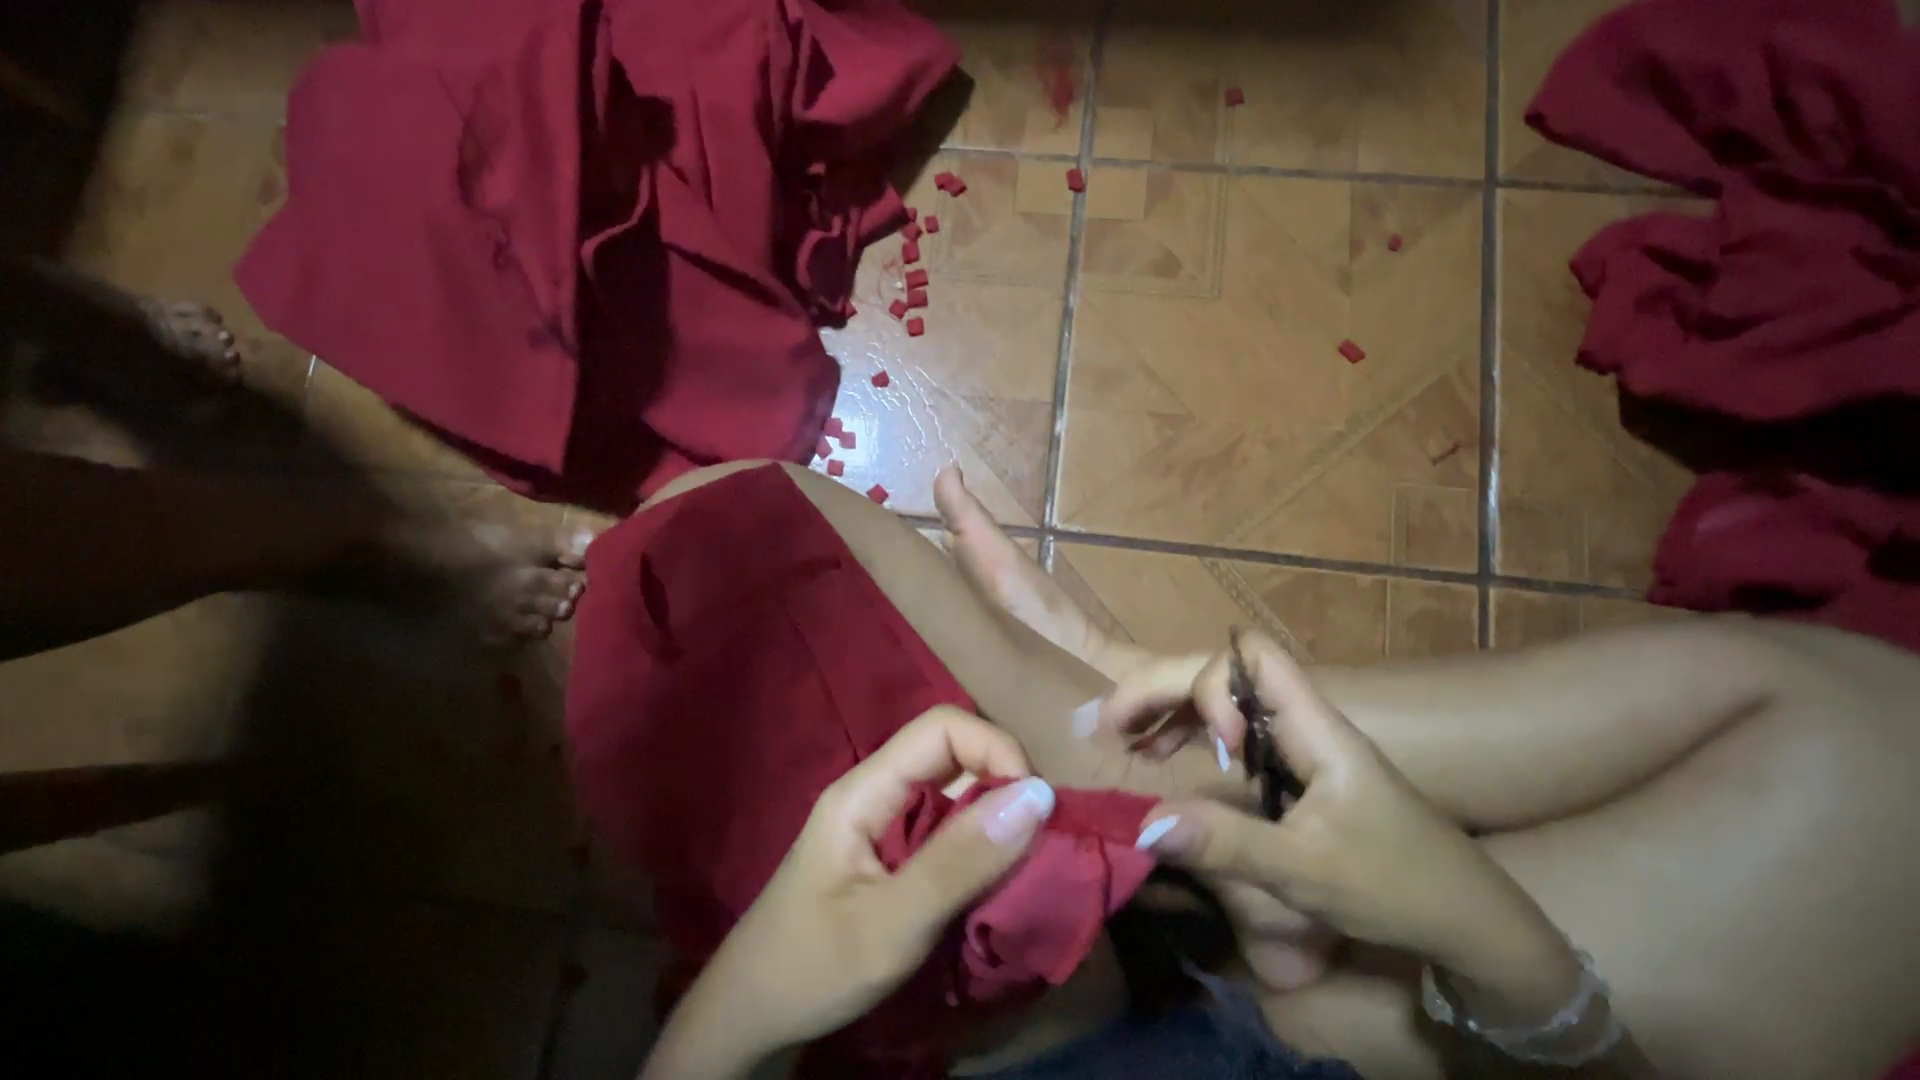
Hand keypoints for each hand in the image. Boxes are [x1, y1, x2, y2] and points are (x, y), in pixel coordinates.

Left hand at [643, 706, 1057, 1078]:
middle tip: (1036, 842)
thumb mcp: (892, 924)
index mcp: (864, 791)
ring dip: (994, 819)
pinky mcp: (888, 856)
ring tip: (1022, 864)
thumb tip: (1039, 793)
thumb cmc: (811, 968)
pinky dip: (978, 846)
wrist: (748, 1017)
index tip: (1034, 808)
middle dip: (1002, 784)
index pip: (942, 727)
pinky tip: (992, 881)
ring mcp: (879, 824)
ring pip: (952, 792)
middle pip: (951, 754)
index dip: (996, 750)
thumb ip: (960, 861)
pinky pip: (944, 829)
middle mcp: (874, 793)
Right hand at [1114, 633, 1575, 987]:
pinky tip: (1165, 760)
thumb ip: (1226, 844)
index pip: (1253, 656)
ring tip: (1126, 739)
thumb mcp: (1307, 871)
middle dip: (1163, 690)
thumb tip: (1143, 823)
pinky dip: (1191, 740)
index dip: (1210, 680)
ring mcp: (1297, 748)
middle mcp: (1301, 724)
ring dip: (1172, 712)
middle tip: (1107, 723)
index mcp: (1314, 727)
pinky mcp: (1295, 775)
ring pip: (1223, 703)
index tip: (1206, 742)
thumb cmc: (1398, 885)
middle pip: (1222, 675)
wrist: (1469, 921)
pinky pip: (1232, 738)